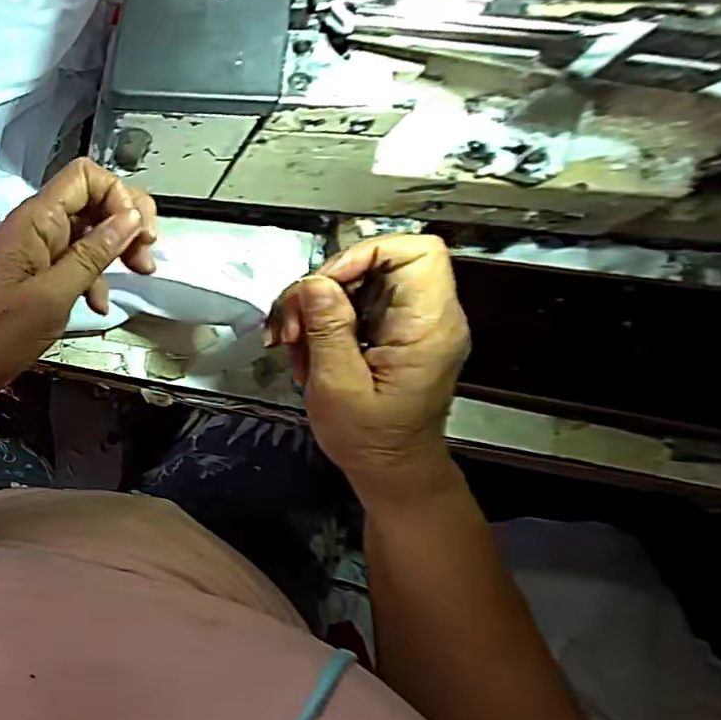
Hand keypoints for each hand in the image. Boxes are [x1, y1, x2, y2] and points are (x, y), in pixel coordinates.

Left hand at [0, 158, 156, 404]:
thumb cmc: (2, 334)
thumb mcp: (55, 294)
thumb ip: (93, 254)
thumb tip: (131, 218)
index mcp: (33, 221)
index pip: (84, 177)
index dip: (117, 196)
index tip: (137, 233)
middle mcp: (33, 228)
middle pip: (91, 202)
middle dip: (124, 223)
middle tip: (146, 253)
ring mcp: (33, 252)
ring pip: (86, 234)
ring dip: (114, 251)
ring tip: (138, 274)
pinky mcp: (34, 276)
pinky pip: (72, 263)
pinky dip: (92, 278)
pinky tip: (99, 305)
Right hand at [267, 234, 470, 503]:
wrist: (389, 467)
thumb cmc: (369, 437)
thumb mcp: (337, 385)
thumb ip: (328, 329)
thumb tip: (315, 284)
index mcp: (428, 327)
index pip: (414, 252)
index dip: (361, 257)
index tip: (320, 289)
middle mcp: (427, 318)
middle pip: (376, 264)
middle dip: (321, 289)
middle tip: (292, 327)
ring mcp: (408, 325)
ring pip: (355, 285)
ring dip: (313, 309)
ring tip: (293, 343)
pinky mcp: (390, 334)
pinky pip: (352, 307)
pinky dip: (319, 323)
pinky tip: (305, 350)